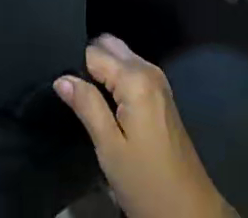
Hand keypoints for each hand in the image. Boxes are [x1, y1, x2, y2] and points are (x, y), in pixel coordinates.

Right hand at [55, 34, 234, 217]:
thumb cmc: (145, 179)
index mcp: (136, 78)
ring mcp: (158, 81)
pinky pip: (131, 71)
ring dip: (101, 70)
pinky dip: (115, 78)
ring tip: (82, 98)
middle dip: (88, 61)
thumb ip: (87, 106)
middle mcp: (149, 69)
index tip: (60, 87)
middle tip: (70, 91)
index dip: (75, 67)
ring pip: (121, 57)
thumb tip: (62, 78)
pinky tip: (102, 102)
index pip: (94, 52)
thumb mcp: (109, 147)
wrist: (188, 207)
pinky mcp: (160, 94)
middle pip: (110, 46)